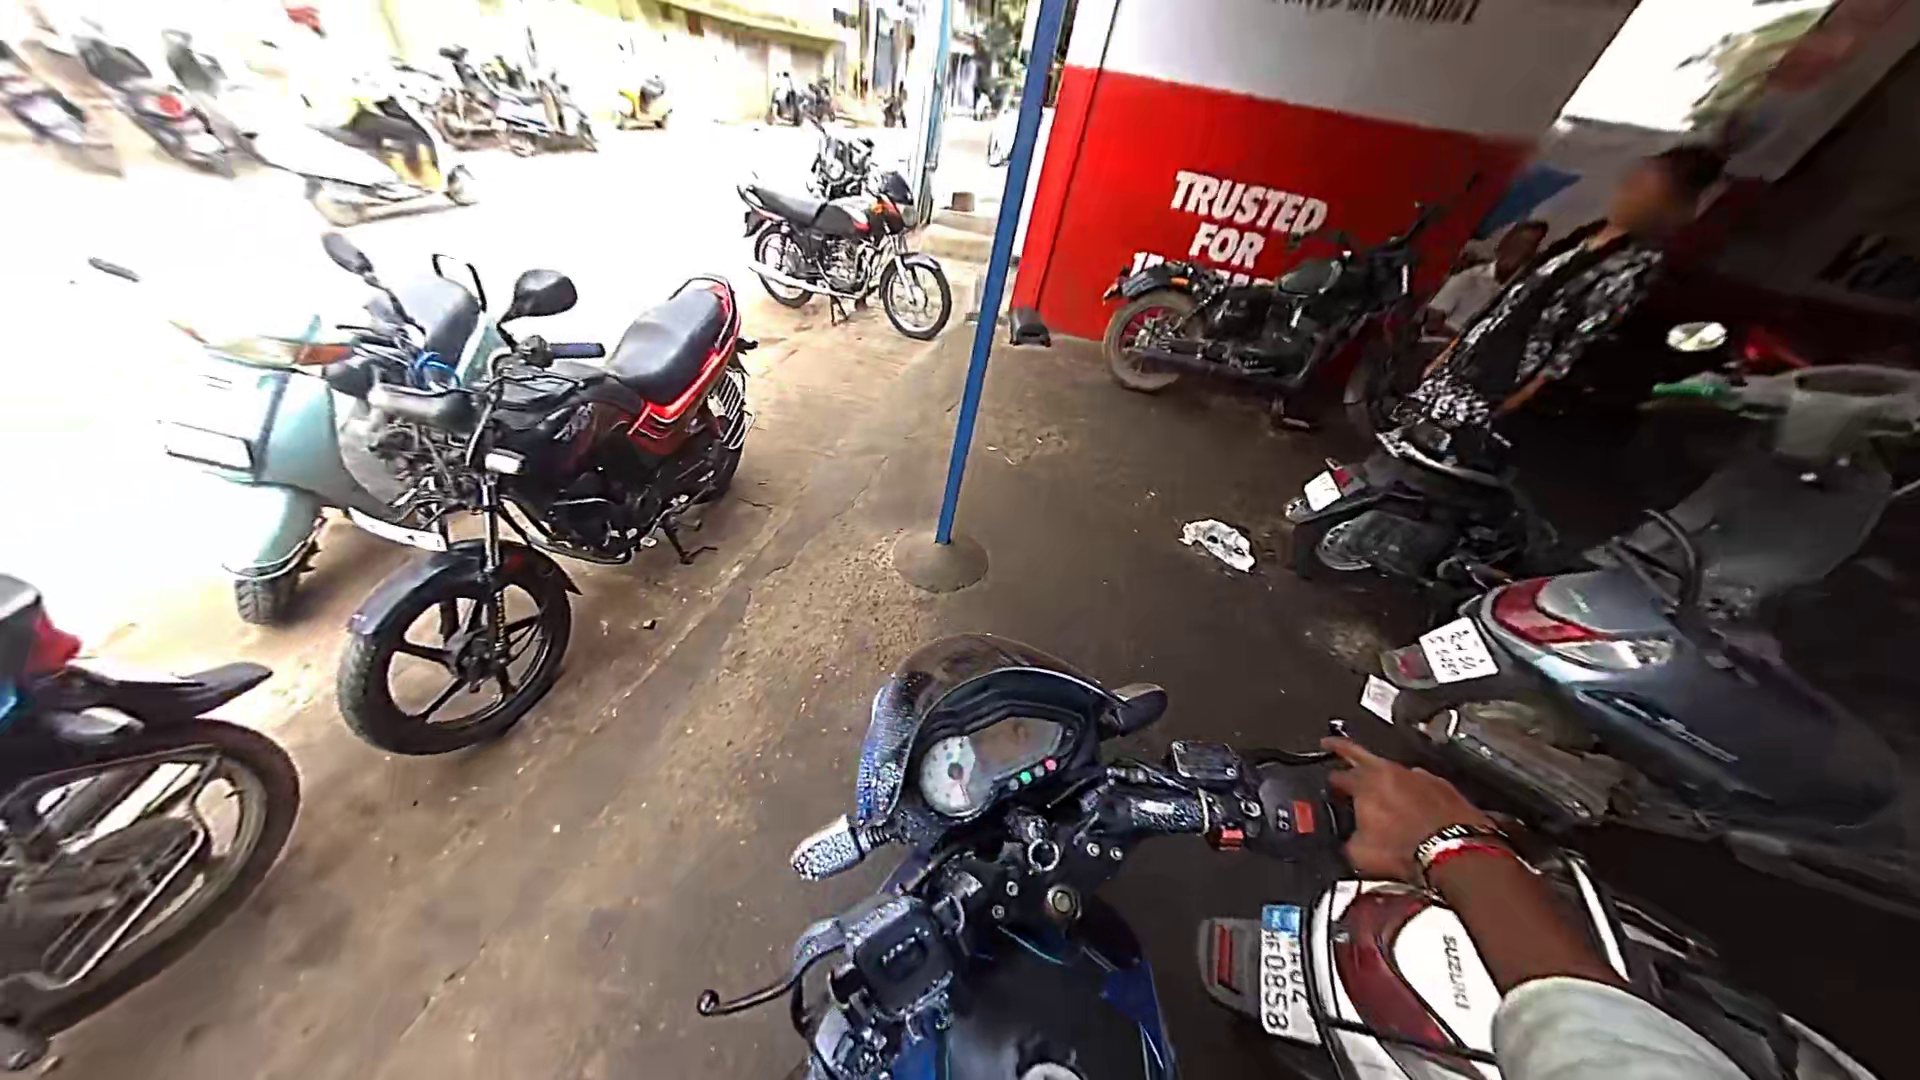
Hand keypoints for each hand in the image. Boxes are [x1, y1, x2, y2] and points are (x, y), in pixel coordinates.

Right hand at [1322, 736, 1491, 882]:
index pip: (1337, 776)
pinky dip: (1415, 789)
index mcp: (1362, 783)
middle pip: (1358, 752)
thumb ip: (1347, 840)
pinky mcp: (1445, 787)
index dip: (1332, 784)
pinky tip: (1417, 802)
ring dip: (1385, 776)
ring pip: (1393, 769)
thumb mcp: (1361, 853)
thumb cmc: (1408, 852)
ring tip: (1383, 787)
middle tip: (1331, 744)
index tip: (1333, 789)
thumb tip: (1347, 842)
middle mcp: (1387, 772)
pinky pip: (1422, 783)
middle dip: (1341, 748)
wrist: (1460, 856)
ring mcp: (1418, 776)